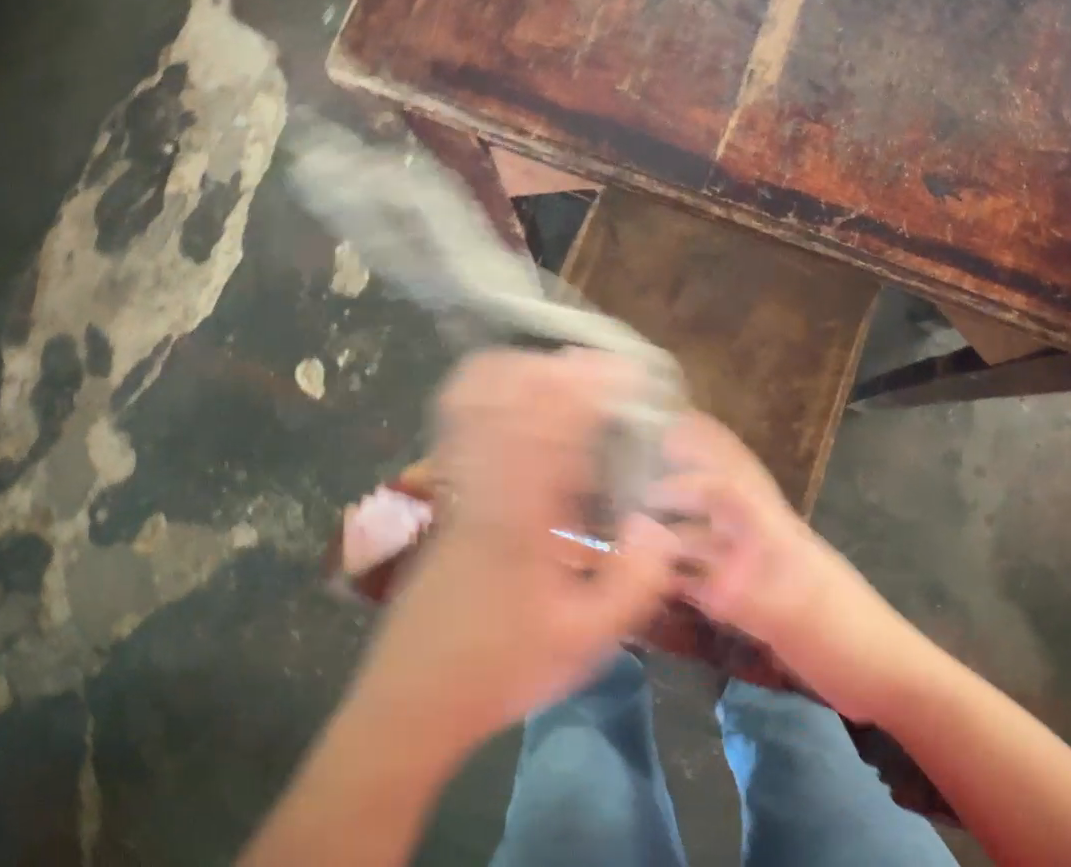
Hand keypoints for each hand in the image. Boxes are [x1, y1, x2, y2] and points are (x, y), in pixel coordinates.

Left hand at [348, 349, 681, 754]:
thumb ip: (632, 583)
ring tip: (561, 378)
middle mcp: (484, 489)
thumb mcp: (584, 641)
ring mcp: (454, 491)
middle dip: (553, 371)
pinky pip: (459, 429)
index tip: (623, 371)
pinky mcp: (443, 503)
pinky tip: (514, 411)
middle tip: (597, 370)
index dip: (588, 387)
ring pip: (473, 405)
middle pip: (506, 397)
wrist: (411, 700)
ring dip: (517, 377)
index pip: (553, 426)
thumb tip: (660, 528)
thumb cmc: (502, 670)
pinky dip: (485, 400)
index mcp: (522, 515)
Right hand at [657, 414, 932, 721]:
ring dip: (680, 537)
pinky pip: (719, 582)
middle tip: (635, 487)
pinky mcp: (766, 608)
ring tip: (633, 539)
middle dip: (683, 488)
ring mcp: (767, 578)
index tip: (663, 438)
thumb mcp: (798, 619)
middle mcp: (767, 547)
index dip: (702, 456)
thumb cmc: (849, 641)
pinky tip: (664, 586)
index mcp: (778, 536)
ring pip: (716, 545)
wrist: (892, 682)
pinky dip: (691, 579)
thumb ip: (745, 596)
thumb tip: (697, 584)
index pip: (733, 483)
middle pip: (721, 505)